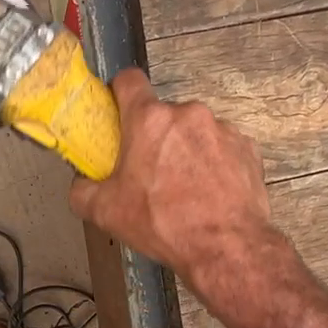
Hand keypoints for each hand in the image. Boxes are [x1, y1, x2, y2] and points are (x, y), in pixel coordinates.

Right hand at [69, 69, 278, 281]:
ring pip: (193, 133)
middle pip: (162, 116)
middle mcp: (188, 114)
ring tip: (183, 190)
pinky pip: (221, 149)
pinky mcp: (247, 148)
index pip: (129, 81)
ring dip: (184, 152)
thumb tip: (81, 184)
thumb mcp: (105, 213)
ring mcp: (222, 129)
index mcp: (149, 121)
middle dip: (154, 139)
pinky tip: (207, 195)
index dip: (119, 93)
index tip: (117, 112)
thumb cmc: (165, 224)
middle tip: (148, 174)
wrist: (226, 247)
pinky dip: (212, 165)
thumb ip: (82, 191)